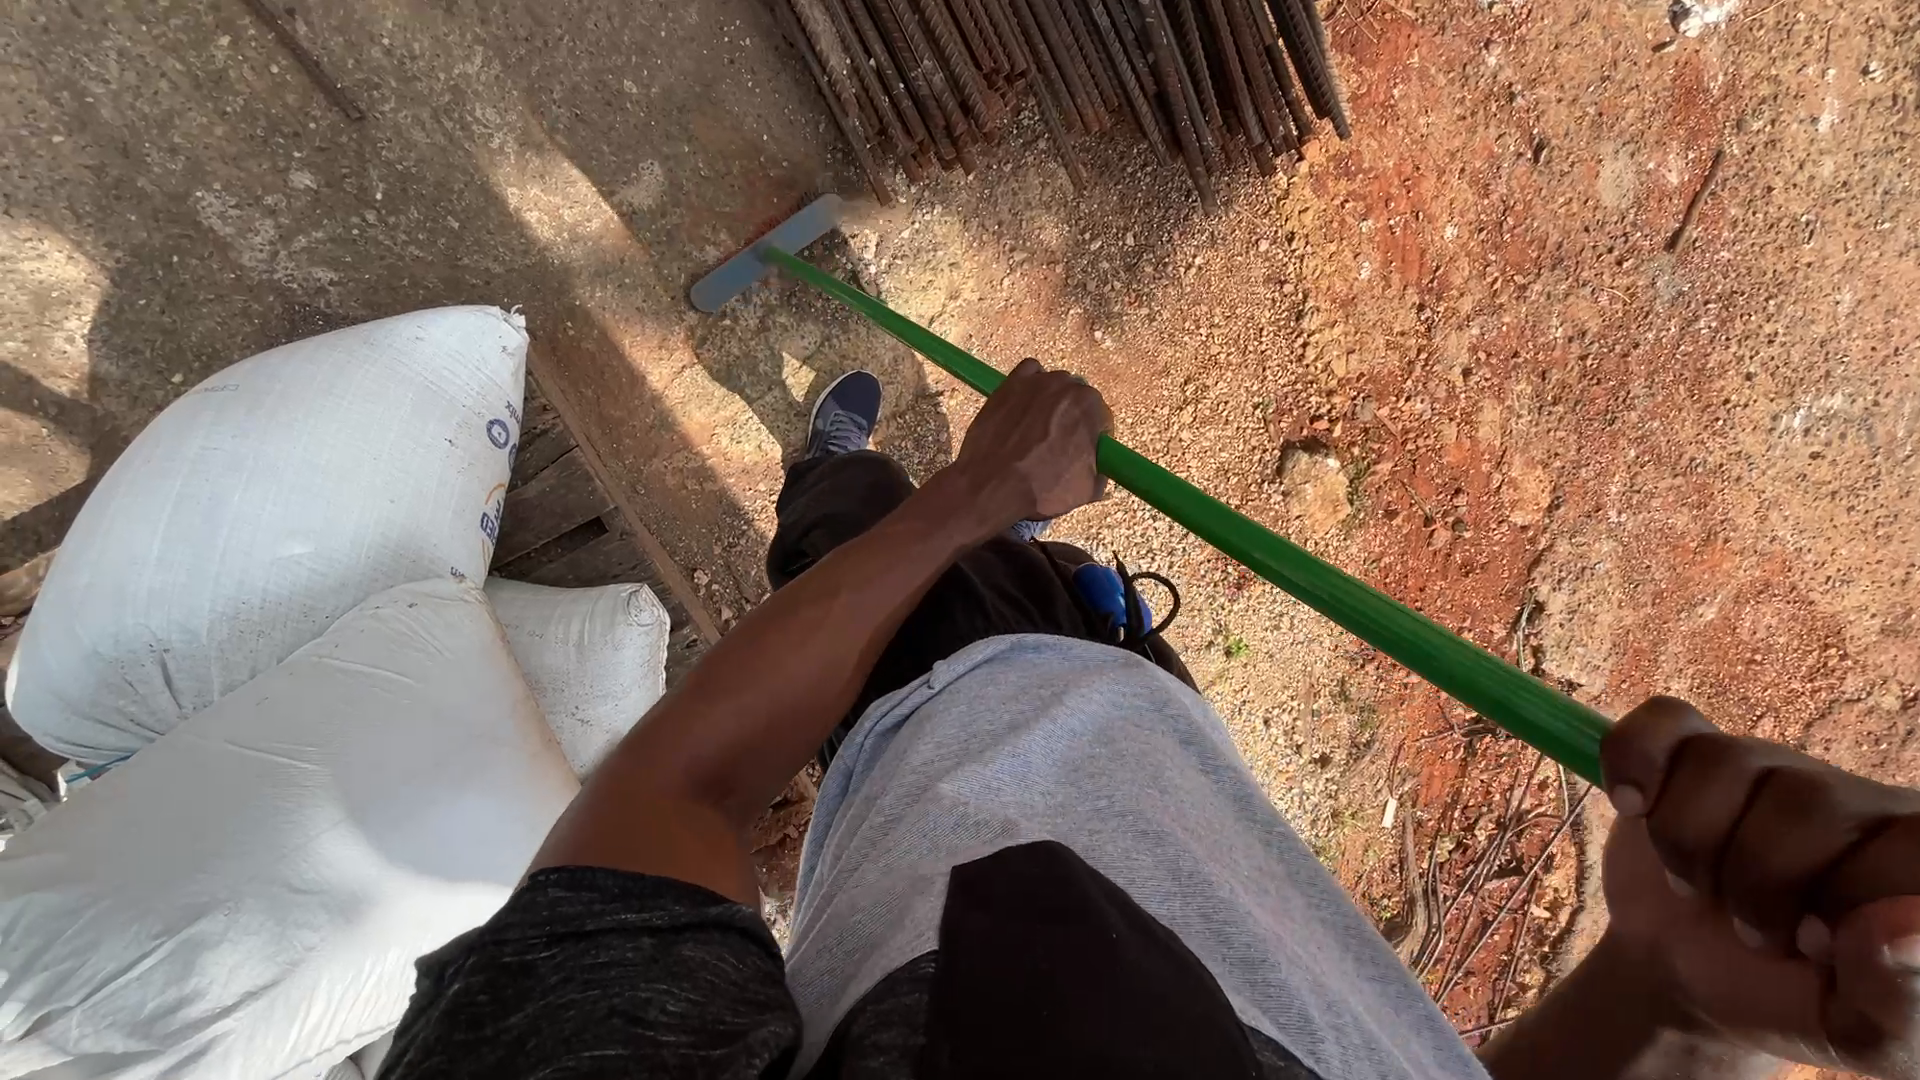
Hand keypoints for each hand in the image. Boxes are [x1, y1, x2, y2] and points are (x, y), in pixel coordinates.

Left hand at [942, 357, 1111, 530]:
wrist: (991, 487)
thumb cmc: (1041, 490)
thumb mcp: (1088, 490)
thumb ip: (1100, 469)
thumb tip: (1098, 466)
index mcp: (1091, 407)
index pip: (1101, 418)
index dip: (1094, 439)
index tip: (1084, 454)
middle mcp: (1066, 386)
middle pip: (1077, 400)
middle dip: (1072, 420)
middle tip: (1058, 446)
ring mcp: (1036, 382)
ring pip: (1053, 386)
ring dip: (1051, 403)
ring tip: (1036, 430)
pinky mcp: (1009, 384)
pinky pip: (1028, 373)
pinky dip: (1030, 386)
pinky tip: (1024, 406)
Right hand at [1599, 696, 1919, 1077]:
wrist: (1682, 967)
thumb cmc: (1789, 1001)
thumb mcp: (1862, 1033)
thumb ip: (1903, 999)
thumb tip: (1902, 922)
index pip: (1909, 845)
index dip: (1849, 893)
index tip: (1816, 945)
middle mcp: (1857, 800)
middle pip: (1802, 800)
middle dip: (1751, 877)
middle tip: (1750, 927)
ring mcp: (1766, 765)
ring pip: (1722, 761)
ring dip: (1684, 838)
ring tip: (1694, 884)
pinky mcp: (1684, 749)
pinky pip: (1662, 720)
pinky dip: (1634, 759)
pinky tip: (1631, 804)